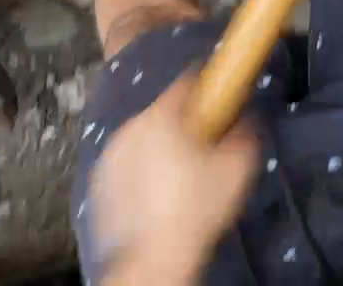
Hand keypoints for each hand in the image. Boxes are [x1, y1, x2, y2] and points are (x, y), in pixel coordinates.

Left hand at [94, 71, 259, 285]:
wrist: (154, 260)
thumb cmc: (198, 208)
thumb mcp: (237, 168)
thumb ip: (245, 132)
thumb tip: (244, 118)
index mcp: (163, 114)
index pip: (188, 82)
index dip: (208, 91)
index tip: (219, 107)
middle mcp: (132, 125)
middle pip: (164, 111)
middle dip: (183, 124)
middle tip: (202, 151)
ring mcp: (110, 154)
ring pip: (144, 138)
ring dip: (159, 147)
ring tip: (178, 179)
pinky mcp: (98, 182)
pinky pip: (126, 164)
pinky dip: (139, 170)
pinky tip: (156, 195)